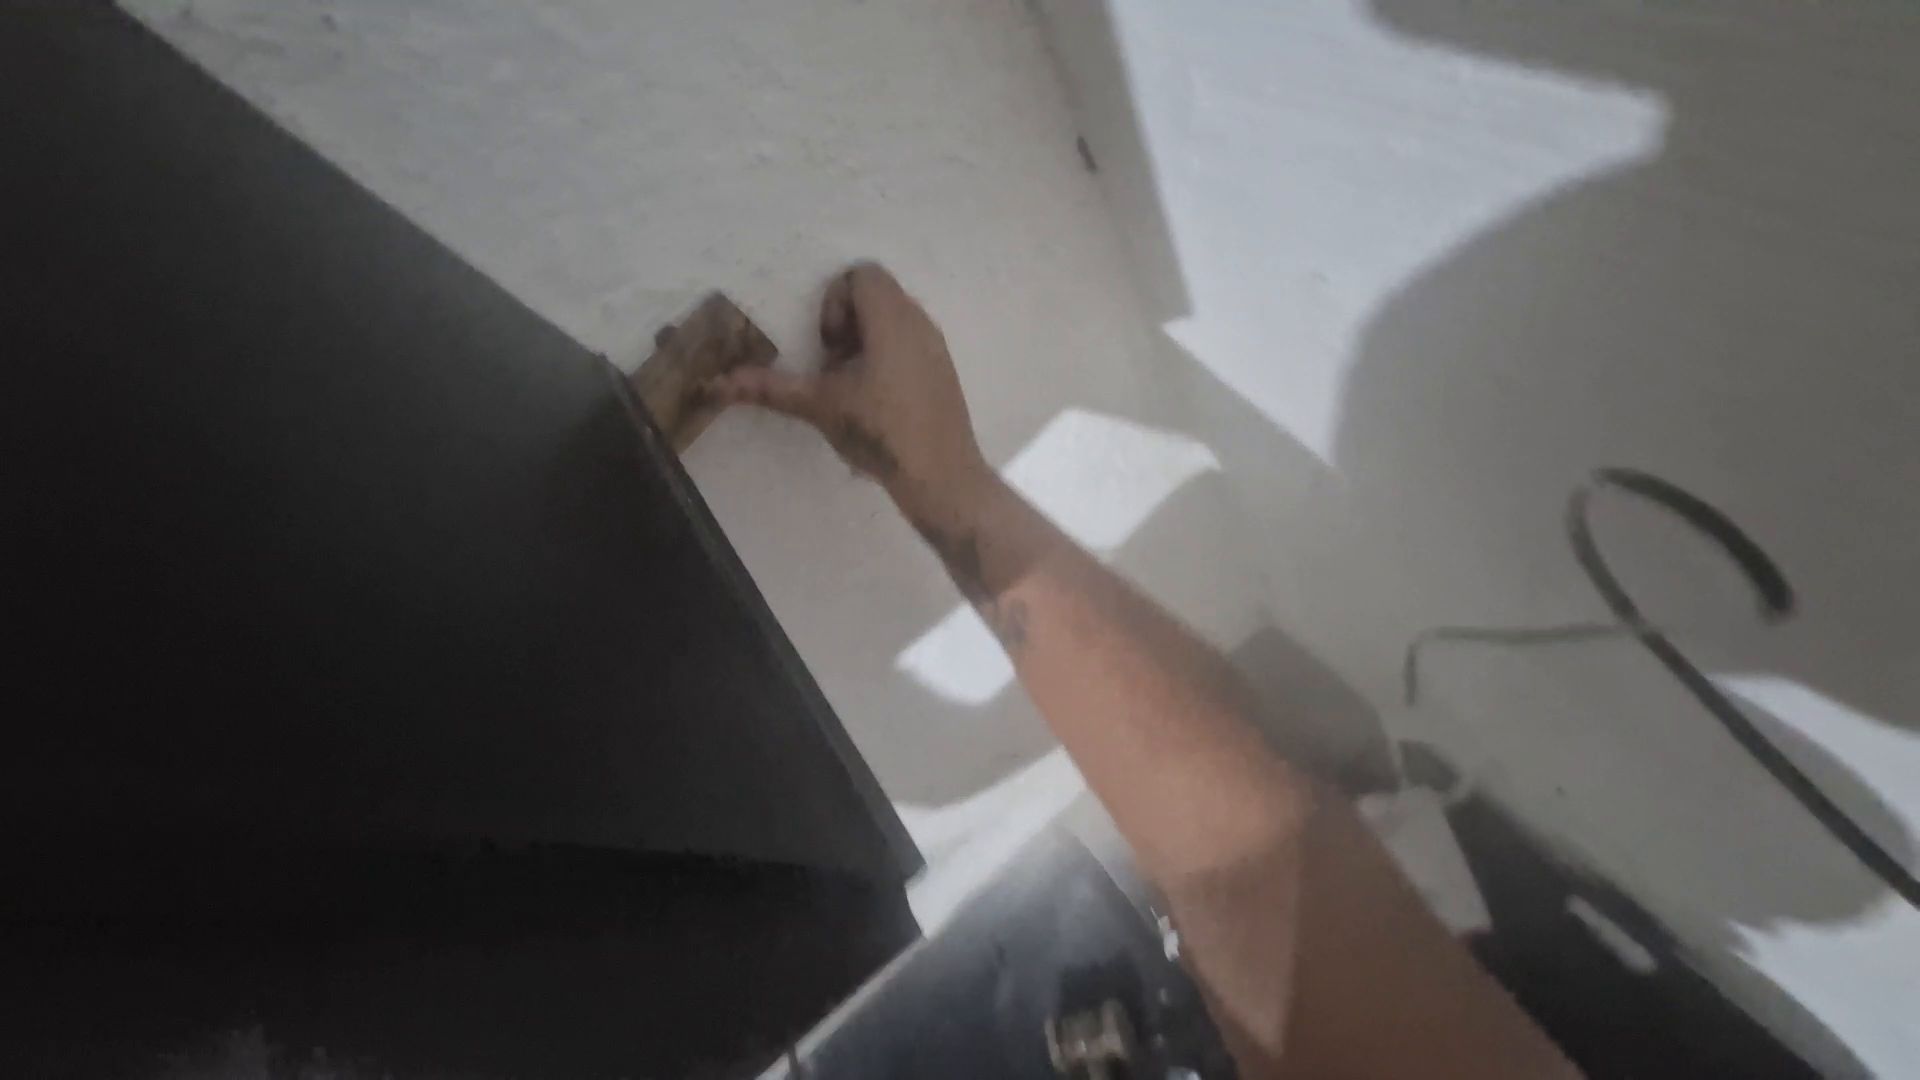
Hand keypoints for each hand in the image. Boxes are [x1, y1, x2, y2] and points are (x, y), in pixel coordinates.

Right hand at [711, 262, 995, 524]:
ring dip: (864, 346)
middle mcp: (920, 322)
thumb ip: (770, 388)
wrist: (941, 475)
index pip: (860, 274)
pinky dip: (887, 361)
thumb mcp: (820, 406)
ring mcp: (937, 347)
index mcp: (892, 317)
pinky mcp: (944, 372)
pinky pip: (910, 346)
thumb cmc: (880, 431)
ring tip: (855, 390)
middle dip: (845, 326)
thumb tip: (717, 384)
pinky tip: (880, 405)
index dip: (834, 303)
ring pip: (892, 323)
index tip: (830, 348)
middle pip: (875, 296)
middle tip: (837, 371)